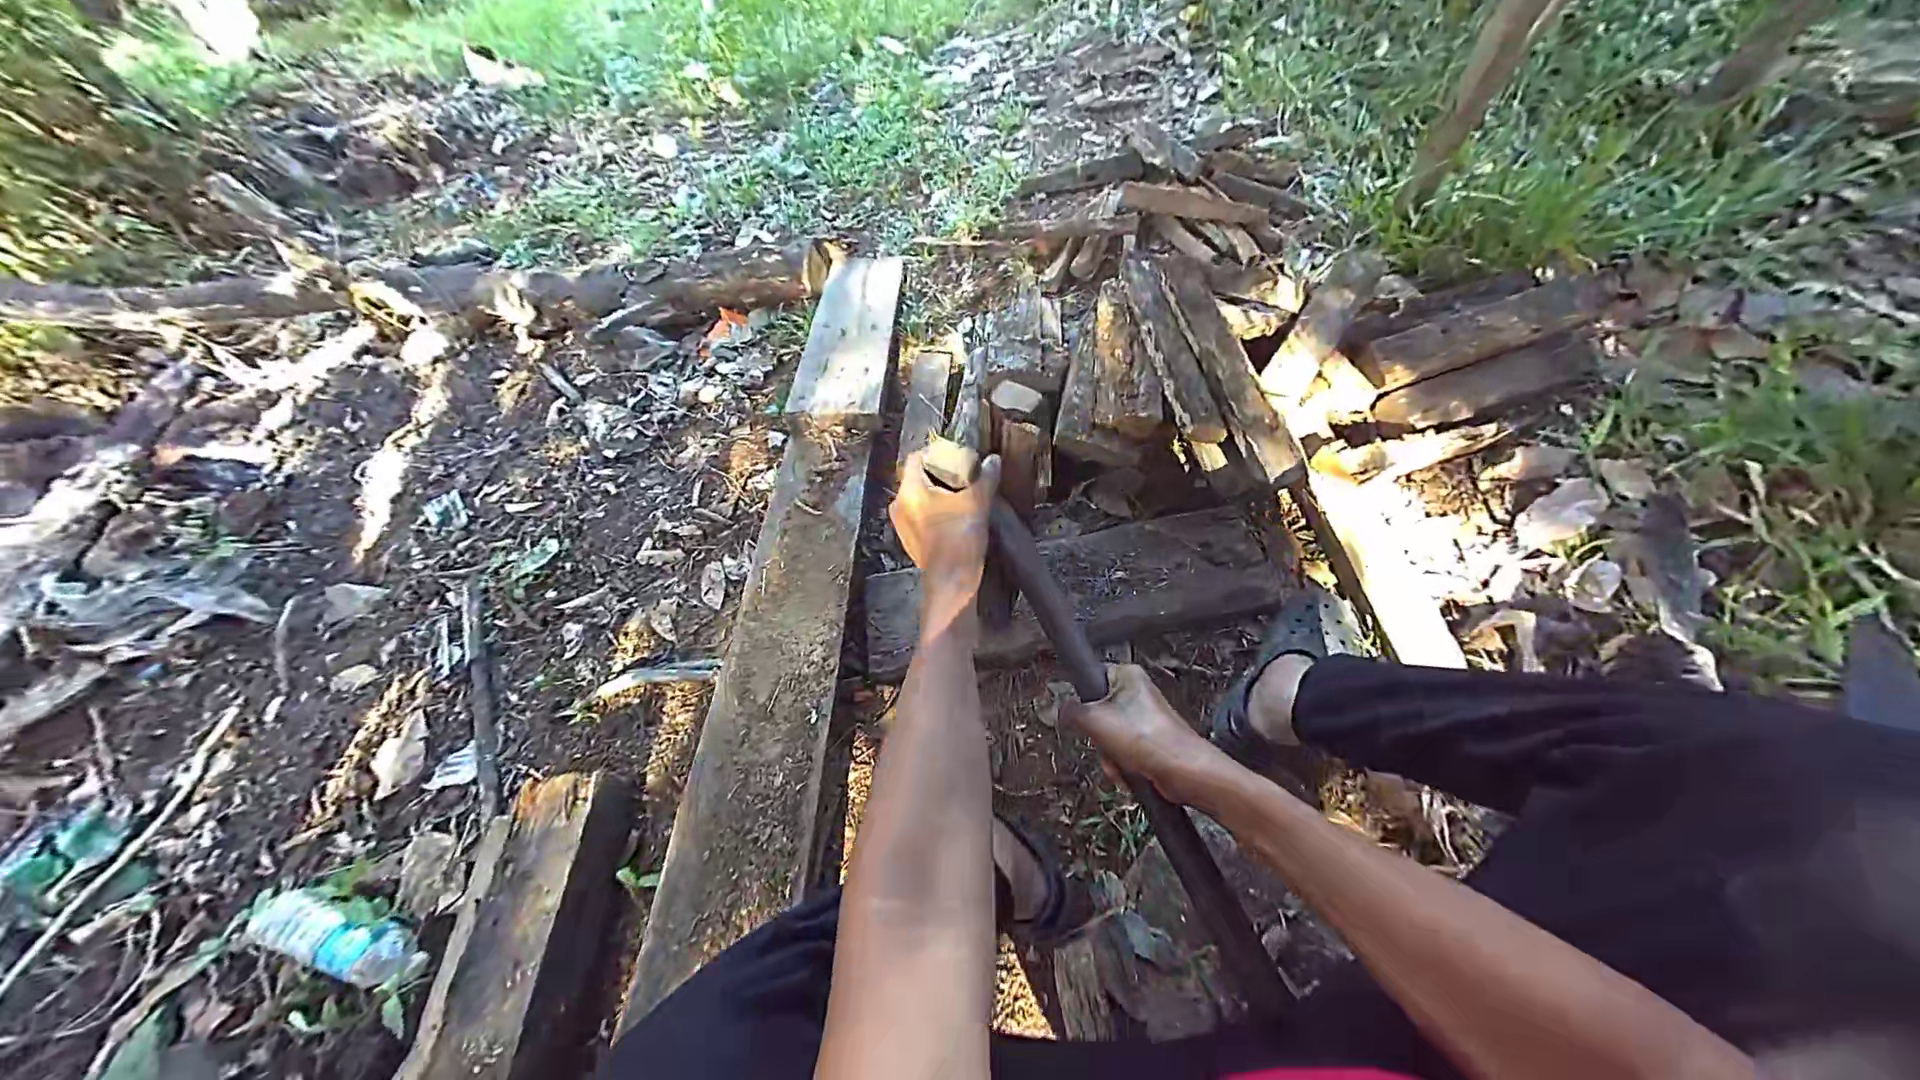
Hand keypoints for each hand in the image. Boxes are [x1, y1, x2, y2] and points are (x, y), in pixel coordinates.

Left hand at [891, 448, 1001, 635]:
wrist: (952, 583)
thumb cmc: (959, 539)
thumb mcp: (977, 503)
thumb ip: (985, 478)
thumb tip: (993, 460)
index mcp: (908, 492)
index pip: (916, 458)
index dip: (936, 452)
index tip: (957, 455)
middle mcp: (899, 506)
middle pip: (917, 477)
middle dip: (940, 473)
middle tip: (964, 473)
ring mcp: (903, 526)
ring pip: (920, 498)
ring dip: (939, 493)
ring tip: (963, 493)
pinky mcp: (912, 541)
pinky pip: (922, 515)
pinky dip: (936, 510)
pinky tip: (956, 514)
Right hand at [1061, 664, 1238, 810]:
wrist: (1185, 773)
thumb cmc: (1148, 739)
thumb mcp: (1094, 720)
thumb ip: (1070, 712)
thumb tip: (1060, 710)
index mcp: (1128, 675)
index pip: (1091, 677)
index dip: (1082, 700)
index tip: (1081, 716)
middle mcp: (1138, 693)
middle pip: (1097, 712)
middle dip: (1098, 737)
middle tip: (1105, 743)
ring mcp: (1145, 718)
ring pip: (1108, 736)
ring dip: (1109, 755)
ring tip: (1120, 761)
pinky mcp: (1150, 742)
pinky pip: (1122, 752)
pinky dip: (1122, 765)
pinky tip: (1129, 772)